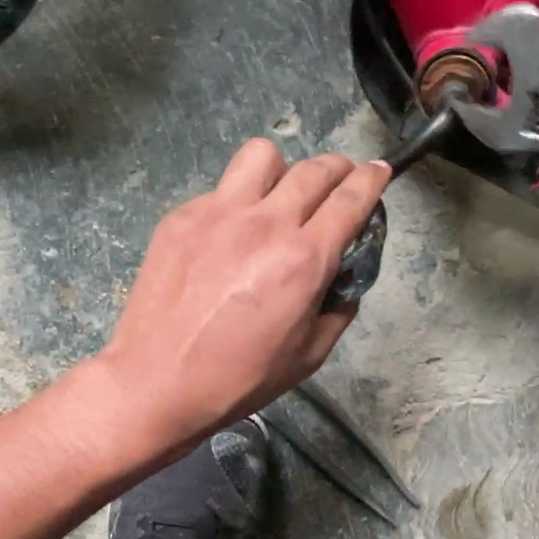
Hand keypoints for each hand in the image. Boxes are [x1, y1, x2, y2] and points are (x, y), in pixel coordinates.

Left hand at [94, 139, 390, 446]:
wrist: (158, 382)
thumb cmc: (240, 379)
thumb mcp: (309, 356)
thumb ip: (338, 310)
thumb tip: (344, 280)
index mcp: (303, 261)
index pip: (350, 200)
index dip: (372, 179)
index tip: (379, 170)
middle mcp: (264, 225)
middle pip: (314, 170)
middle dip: (339, 168)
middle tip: (342, 179)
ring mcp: (218, 214)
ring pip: (263, 156)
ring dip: (285, 168)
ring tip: (282, 193)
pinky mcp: (182, 217)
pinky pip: (222, 188)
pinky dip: (239, 200)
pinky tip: (232, 234)